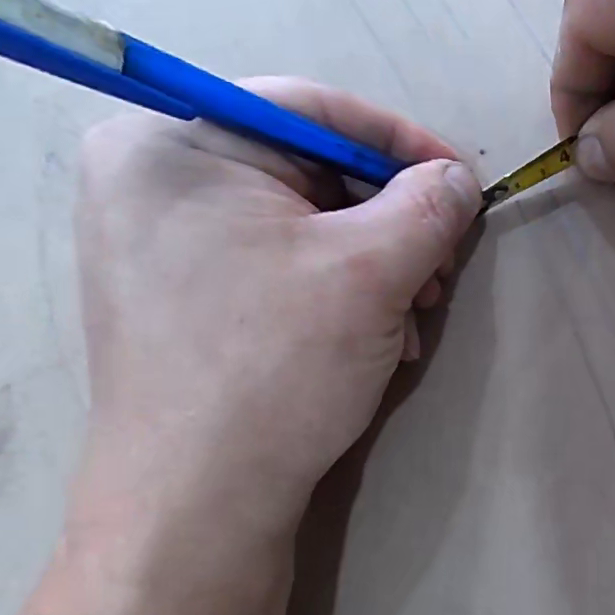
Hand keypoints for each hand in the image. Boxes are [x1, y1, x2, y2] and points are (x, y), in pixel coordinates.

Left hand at [72, 78, 479, 532]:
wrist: (199, 502)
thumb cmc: (274, 369)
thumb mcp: (370, 275)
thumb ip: (427, 208)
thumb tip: (458, 180)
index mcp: (173, 145)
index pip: (313, 112)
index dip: (402, 143)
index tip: (463, 182)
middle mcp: (152, 184)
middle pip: (309, 176)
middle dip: (390, 228)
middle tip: (438, 276)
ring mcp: (160, 248)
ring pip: (301, 231)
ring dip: (373, 273)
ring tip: (407, 326)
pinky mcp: (181, 303)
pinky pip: (276, 272)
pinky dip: (336, 300)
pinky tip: (368, 345)